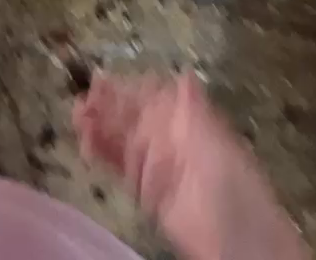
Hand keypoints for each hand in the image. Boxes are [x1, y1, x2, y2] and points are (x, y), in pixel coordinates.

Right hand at [74, 73, 307, 259]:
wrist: (239, 246)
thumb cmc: (232, 188)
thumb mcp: (218, 143)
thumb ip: (196, 109)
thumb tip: (184, 73)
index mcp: (188, 123)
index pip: (151, 96)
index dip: (127, 86)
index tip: (102, 79)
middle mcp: (169, 139)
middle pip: (131, 115)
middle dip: (106, 104)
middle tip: (83, 98)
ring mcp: (155, 164)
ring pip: (119, 136)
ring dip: (97, 125)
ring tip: (76, 116)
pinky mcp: (145, 189)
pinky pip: (117, 164)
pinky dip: (99, 151)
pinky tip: (84, 142)